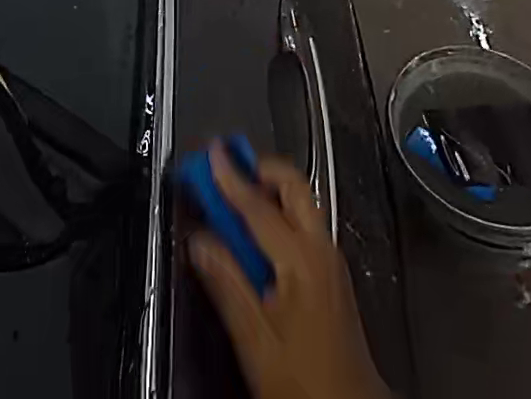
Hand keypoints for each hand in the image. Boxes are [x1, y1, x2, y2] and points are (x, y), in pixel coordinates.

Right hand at [188, 146, 392, 398]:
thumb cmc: (305, 382)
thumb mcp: (255, 338)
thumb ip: (226, 283)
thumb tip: (199, 243)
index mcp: (302, 261)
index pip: (258, 207)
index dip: (231, 179)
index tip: (213, 155)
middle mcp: (321, 249)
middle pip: (294, 186)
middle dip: (260, 169)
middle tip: (228, 168)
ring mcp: (330, 258)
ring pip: (300, 202)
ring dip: (268, 190)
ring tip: (234, 197)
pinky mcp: (330, 270)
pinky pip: (303, 223)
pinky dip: (277, 213)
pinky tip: (254, 235)